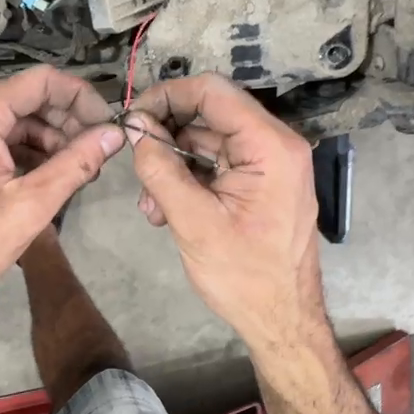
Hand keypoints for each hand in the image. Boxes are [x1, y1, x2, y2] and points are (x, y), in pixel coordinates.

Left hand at [0, 67, 123, 312]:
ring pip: (9, 118)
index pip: (41, 82)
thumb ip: (76, 164)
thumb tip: (114, 136)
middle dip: (65, 122)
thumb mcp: (31, 205)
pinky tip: (45, 175)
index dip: (81, 97)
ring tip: (75, 171)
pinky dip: (20, 149)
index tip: (106, 124)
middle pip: (25, 98)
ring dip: (45, 138)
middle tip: (95, 154)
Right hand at [125, 74, 330, 353]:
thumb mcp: (193, 221)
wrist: (281, 321)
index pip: (212, 91)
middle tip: (135, 161)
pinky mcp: (257, 182)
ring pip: (205, 140)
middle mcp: (273, 144)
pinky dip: (186, 178)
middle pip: (208, 112)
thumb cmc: (244, 275)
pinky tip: (163, 209)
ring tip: (149, 203)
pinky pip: (214, 164)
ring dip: (170, 162)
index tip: (132, 118)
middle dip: (165, 134)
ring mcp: (267, 164)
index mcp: (269, 146)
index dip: (167, 96)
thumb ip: (160, 168)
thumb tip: (133, 127)